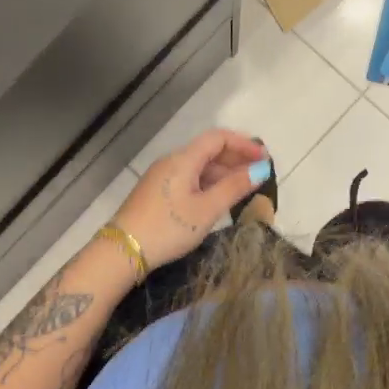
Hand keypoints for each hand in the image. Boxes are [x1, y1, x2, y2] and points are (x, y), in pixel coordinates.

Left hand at [114, 128, 268, 268]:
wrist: (123, 251)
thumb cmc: (168, 228)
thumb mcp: (206, 210)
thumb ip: (234, 188)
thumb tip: (260, 169)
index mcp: (183, 159)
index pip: (217, 138)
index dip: (243, 143)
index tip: (265, 157)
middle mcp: (172, 161)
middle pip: (208, 150)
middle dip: (236, 158)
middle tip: (260, 173)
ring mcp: (162, 177)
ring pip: (199, 166)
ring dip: (223, 173)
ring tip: (245, 188)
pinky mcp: (157, 192)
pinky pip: (189, 178)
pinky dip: (209, 183)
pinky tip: (220, 198)